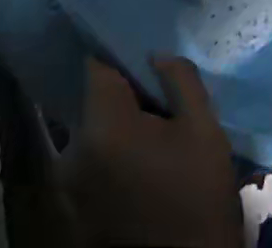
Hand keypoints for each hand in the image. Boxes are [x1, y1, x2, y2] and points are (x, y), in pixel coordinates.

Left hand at [61, 56, 242, 247]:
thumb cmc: (198, 196)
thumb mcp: (204, 127)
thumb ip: (180, 79)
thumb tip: (157, 56)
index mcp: (102, 127)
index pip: (96, 68)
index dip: (121, 59)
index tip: (146, 62)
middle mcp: (71, 154)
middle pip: (94, 103)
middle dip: (124, 99)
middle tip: (158, 105)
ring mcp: (67, 189)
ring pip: (92, 135)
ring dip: (116, 131)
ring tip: (153, 140)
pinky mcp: (71, 215)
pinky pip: (89, 166)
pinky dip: (109, 161)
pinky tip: (140, 171)